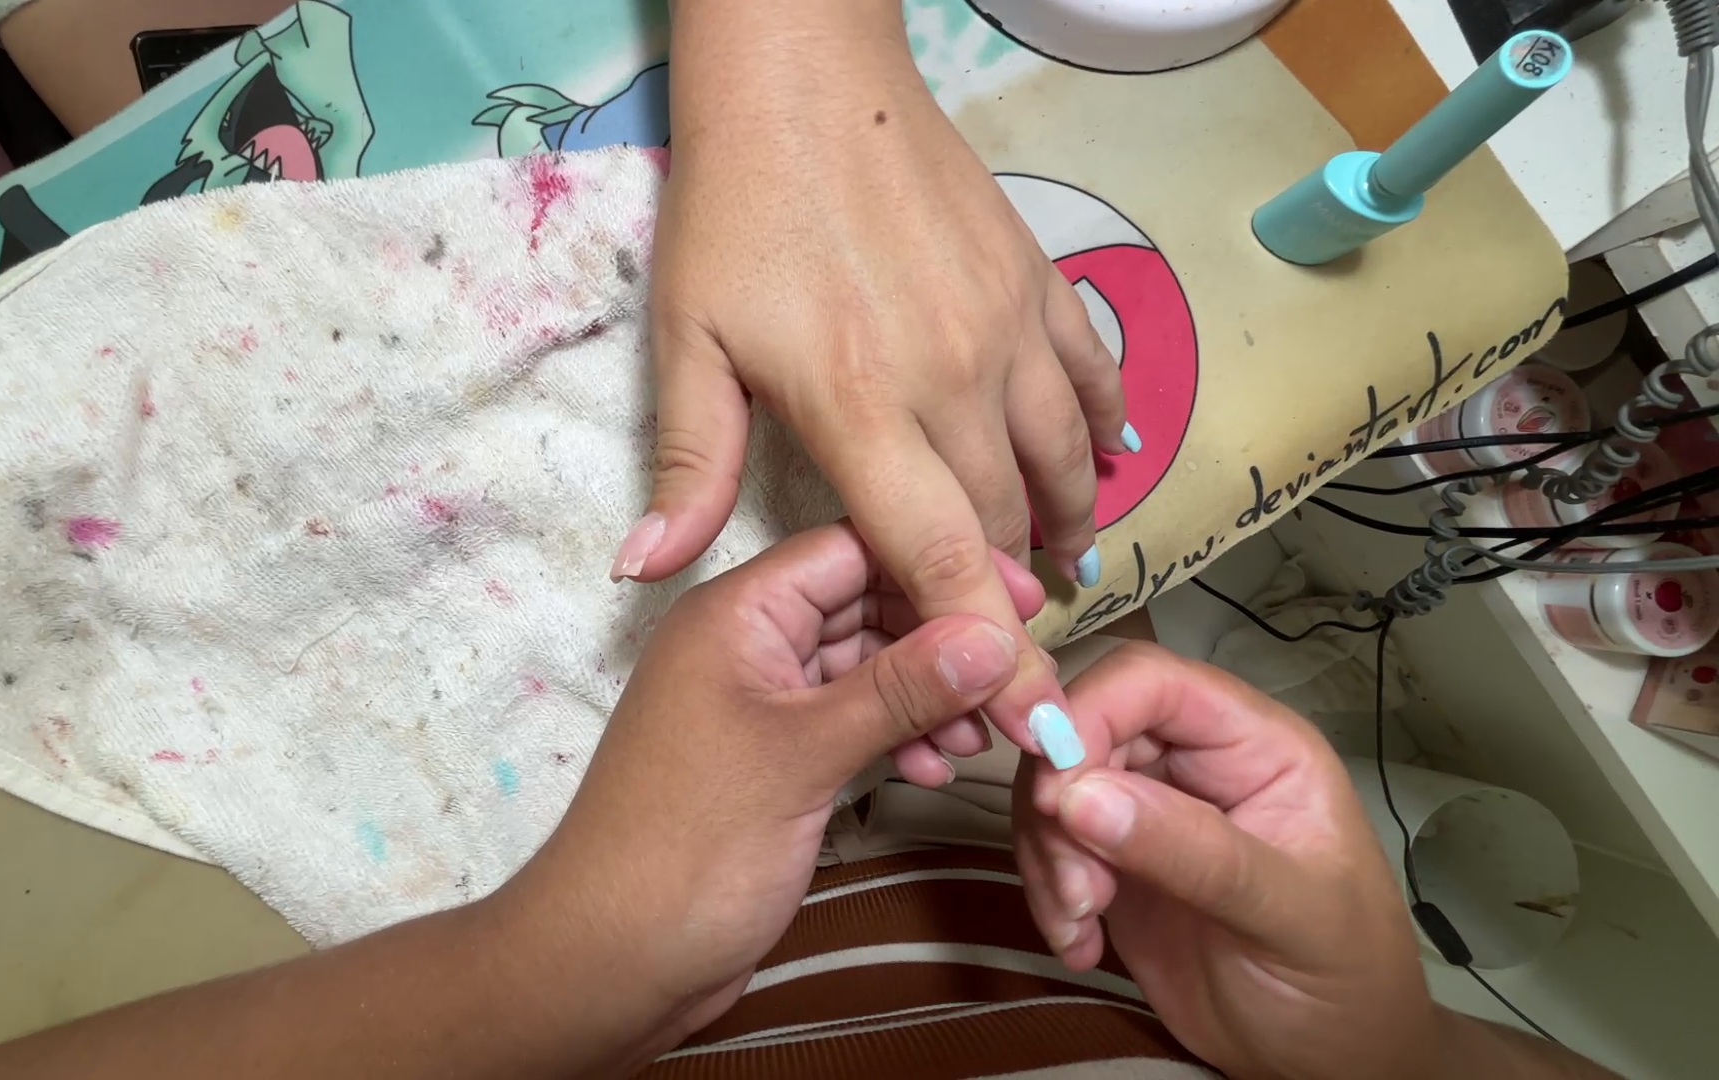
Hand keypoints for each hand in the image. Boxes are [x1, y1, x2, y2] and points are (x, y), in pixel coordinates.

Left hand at [511, 522, 1043, 1050]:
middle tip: (1017, 682)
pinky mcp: (776, 747)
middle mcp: (751, 637)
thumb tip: (995, 635)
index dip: (936, 565)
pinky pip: (850, 716)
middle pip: (865, 607)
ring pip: (864, 666)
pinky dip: (895, 733)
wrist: (613, 960)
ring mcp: (763, 695)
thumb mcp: (803, 754)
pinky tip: (932, 767)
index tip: (1022, 598)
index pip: (852, 550)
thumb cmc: (690, 843)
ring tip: (978, 739)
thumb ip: (900, 689)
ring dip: (924, 695)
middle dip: (940, 644)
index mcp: (739, 609)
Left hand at [625, 0, 1128, 784]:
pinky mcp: (1038, 283)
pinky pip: (1096, 379)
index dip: (980, 647)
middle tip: (1000, 648)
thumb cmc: (734, 215)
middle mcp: (954, 381)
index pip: (941, 558)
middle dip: (1010, 602)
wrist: (805, 81)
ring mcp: (1010, 328)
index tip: (1014, 709)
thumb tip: (644, 570)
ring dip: (1064, 532)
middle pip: (1005, 527)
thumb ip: (688, 466)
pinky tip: (1102, 469)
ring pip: (1063, 465)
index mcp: (861, 410)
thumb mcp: (687, 344)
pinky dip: (1103, 438)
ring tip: (1055, 575)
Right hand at [1011, 644, 1439, 1079]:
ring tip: (1081, 918)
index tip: (1058, 793)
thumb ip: (1195, 853)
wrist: (1323, 1064)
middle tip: (1077, 883)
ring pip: (1050, 780)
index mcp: (1248, 741)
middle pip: (1081, 726)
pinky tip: (1079, 939)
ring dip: (1047, 850)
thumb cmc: (1344, 982)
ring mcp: (1137, 798)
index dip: (1089, 713)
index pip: (1148, 680)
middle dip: (1059, 802)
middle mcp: (1184, 754)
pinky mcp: (1102, 844)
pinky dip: (1042, 884)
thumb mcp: (1293, 919)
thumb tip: (1077, 795)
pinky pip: (1042, 834)